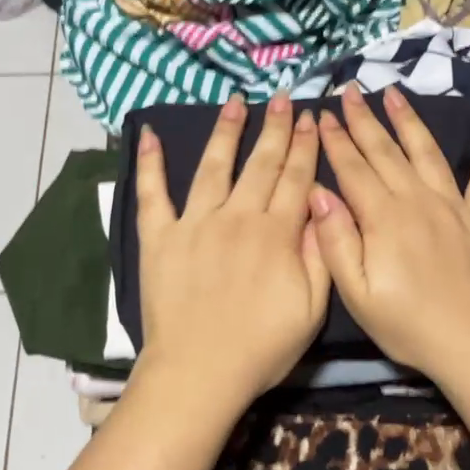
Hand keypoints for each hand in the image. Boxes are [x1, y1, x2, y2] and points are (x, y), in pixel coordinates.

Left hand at [133, 92, 329, 404]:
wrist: (199, 372)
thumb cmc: (262, 347)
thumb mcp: (313, 308)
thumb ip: (320, 254)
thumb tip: (323, 207)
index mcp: (277, 233)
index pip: (296, 178)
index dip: (305, 146)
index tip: (310, 117)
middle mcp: (238, 217)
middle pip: (260, 163)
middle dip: (274, 128)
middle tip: (281, 97)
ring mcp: (195, 223)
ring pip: (214, 166)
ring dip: (226, 131)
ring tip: (236, 102)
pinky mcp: (160, 237)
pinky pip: (153, 193)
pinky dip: (149, 163)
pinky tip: (146, 134)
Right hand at [310, 85, 469, 379]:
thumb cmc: (407, 325)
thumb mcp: (357, 293)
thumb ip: (336, 240)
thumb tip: (317, 192)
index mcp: (383, 218)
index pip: (353, 169)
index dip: (335, 140)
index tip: (320, 113)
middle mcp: (417, 200)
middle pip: (386, 151)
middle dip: (364, 119)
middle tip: (349, 89)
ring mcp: (453, 205)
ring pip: (427, 151)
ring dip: (409, 120)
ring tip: (394, 93)